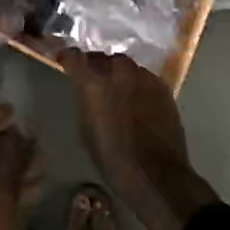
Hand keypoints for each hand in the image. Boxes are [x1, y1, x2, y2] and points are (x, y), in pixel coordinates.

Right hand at [62, 50, 218, 229]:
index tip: (66, 64)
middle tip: (95, 81)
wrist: (155, 173)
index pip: (74, 55)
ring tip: (119, 91)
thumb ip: (84, 97)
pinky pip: (144, 77)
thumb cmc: (111, 155)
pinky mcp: (162, 86)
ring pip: (125, 66)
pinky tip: (138, 100)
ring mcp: (143, 76)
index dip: (69, 58)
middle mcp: (118, 70)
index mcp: (93, 80)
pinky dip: (137, 84)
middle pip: (102, 57)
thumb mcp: (85, 125)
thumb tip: (85, 87)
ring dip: (118, 74)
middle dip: (96, 66)